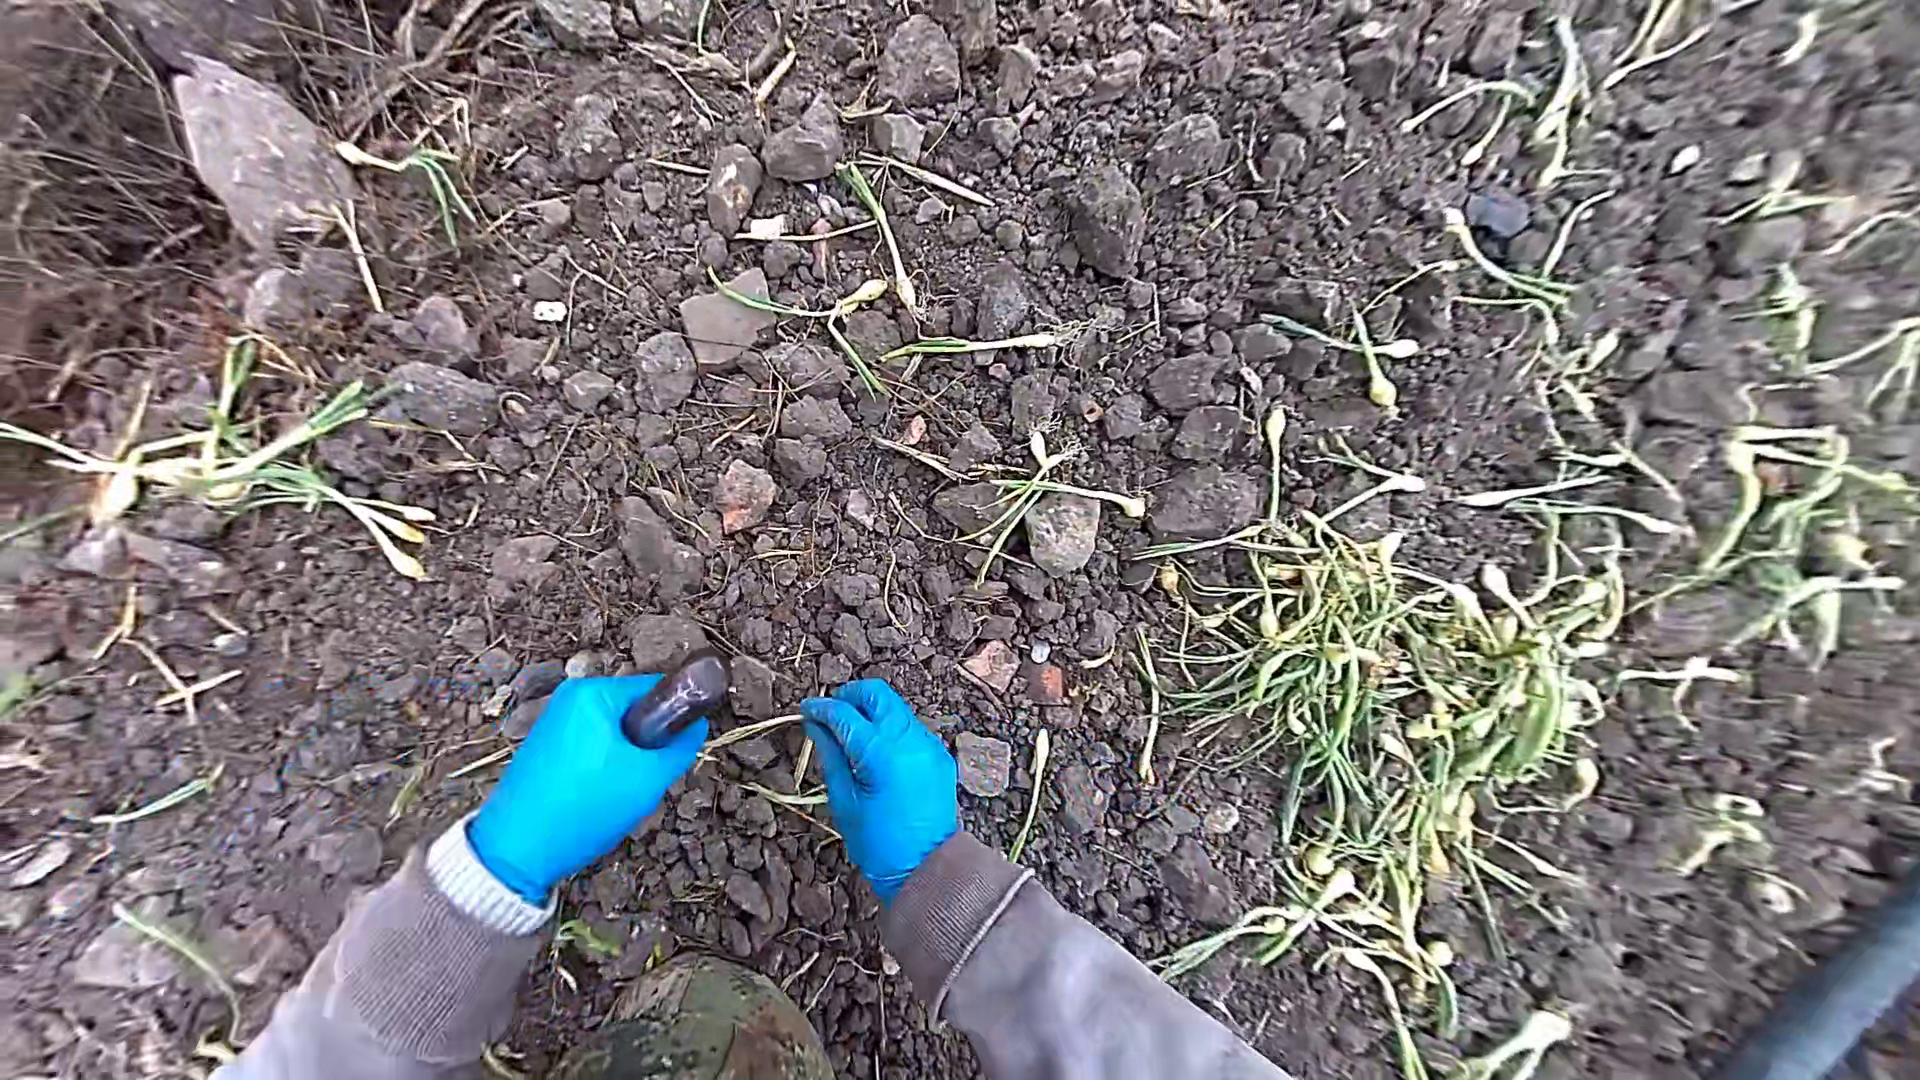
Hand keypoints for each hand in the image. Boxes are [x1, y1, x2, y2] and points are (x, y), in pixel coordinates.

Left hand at [468, 675, 706, 902]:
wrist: (512, 858)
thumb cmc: (581, 809)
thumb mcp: (650, 777)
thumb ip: (684, 745)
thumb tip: (698, 726)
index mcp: (592, 693)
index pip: (657, 689)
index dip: (674, 720)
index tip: (672, 751)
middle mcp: (570, 699)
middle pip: (637, 712)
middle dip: (649, 744)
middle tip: (645, 776)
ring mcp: (555, 723)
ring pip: (618, 733)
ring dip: (629, 759)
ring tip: (619, 790)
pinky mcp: (547, 747)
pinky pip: (595, 746)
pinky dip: (606, 767)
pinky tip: (599, 795)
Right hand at [801, 679, 957, 901]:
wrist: (927, 868)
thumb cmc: (879, 843)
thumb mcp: (844, 800)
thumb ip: (830, 755)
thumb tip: (816, 724)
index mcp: (882, 752)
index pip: (846, 713)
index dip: (822, 708)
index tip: (807, 709)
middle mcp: (909, 739)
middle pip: (877, 694)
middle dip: (850, 696)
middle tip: (831, 712)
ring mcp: (928, 743)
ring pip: (895, 707)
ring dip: (872, 711)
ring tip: (851, 732)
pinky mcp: (938, 753)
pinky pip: (910, 727)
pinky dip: (890, 728)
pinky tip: (876, 749)